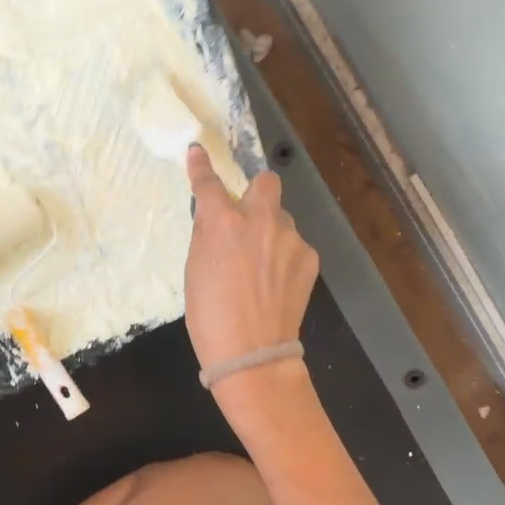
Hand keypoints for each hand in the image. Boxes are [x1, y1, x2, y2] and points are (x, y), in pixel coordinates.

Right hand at [183, 145, 318, 380]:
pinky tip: (276, 284)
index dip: (201, 166)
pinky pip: (294, 245)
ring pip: (281, 219)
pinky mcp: (309, 257)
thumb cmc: (210, 318)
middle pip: (265, 182)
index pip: (208, 184)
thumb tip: (215, 220)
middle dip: (255, 192)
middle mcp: (259, 220)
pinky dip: (284, 258)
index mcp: (222, 223)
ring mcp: (289, 237)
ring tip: (261, 268)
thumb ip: (206, 238)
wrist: (253, 353)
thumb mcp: (194, 272)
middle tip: (247, 218)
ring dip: (270, 232)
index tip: (197, 152)